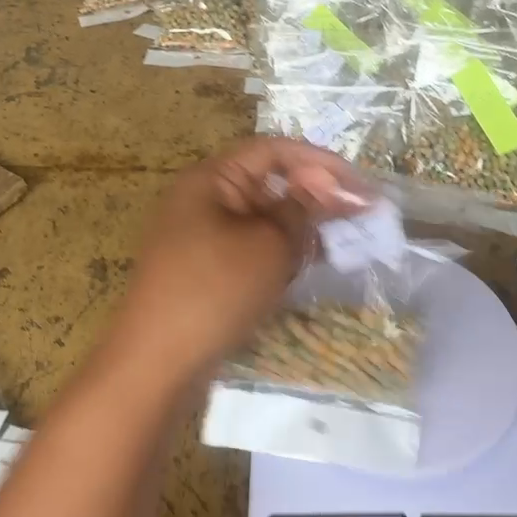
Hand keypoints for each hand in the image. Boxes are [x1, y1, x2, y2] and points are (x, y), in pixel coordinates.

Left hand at [113, 137, 372, 379]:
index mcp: (210, 179)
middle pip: (268, 183)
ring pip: (262, 219)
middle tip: (362, 217)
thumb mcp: (269, 245)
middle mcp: (202, 200)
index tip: (361, 187)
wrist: (155, 365)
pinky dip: (282, 252)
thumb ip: (302, 208)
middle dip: (316, 195)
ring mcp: (200, 238)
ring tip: (346, 242)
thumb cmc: (214, 291)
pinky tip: (310, 266)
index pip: (273, 151)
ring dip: (302, 226)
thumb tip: (325, 185)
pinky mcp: (204, 272)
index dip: (321, 163)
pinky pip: (251, 248)